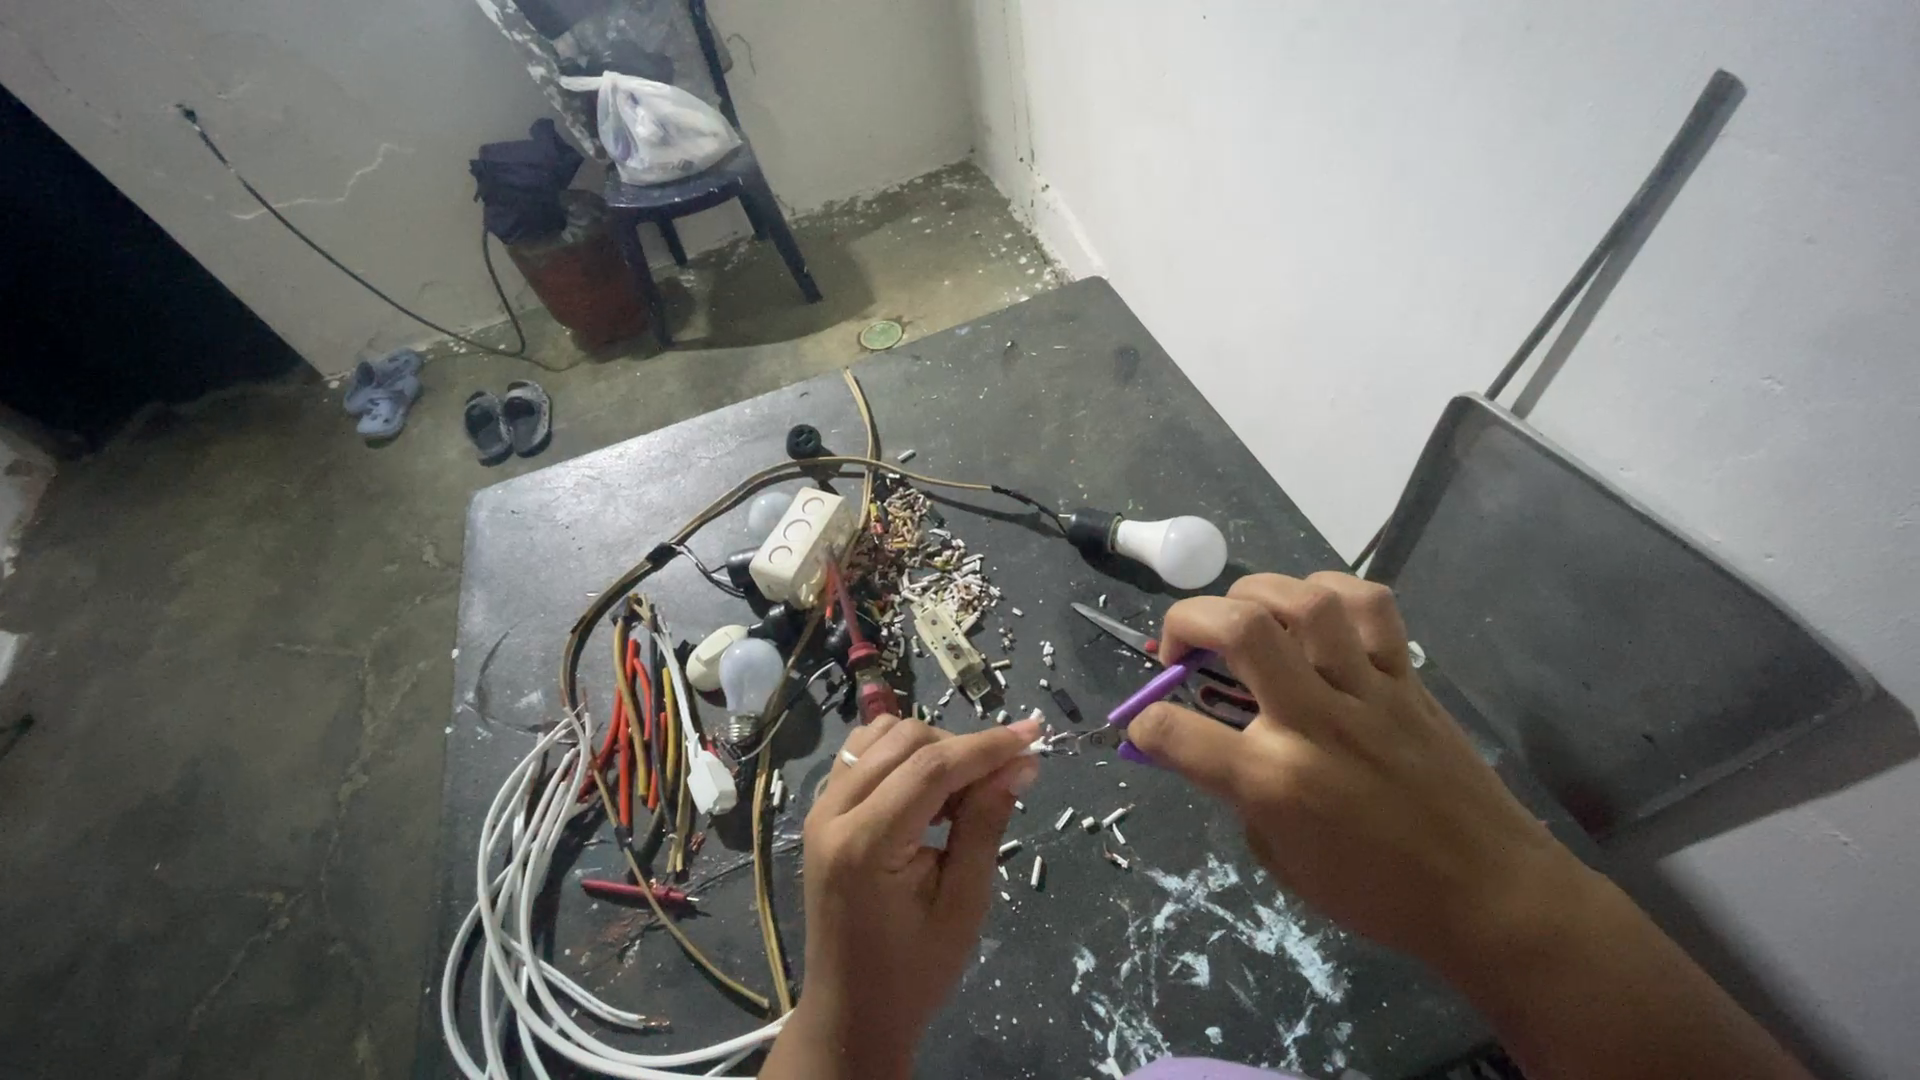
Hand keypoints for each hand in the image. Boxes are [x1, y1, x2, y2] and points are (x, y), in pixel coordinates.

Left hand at [763, 714, 1040, 1079]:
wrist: (851, 1011)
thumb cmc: (914, 970)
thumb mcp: (964, 904)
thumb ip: (986, 823)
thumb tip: (1022, 763)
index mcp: (865, 844)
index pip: (931, 767)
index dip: (987, 746)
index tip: (1034, 734)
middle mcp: (832, 812)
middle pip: (906, 740)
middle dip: (961, 748)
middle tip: (999, 782)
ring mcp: (820, 807)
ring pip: (881, 735)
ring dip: (930, 746)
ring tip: (960, 791)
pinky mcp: (821, 809)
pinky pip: (862, 752)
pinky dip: (900, 752)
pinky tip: (926, 787)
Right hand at [1126, 572, 1579, 970]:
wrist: (1494, 897)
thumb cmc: (1376, 891)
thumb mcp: (1280, 858)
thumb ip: (1234, 791)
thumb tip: (1204, 743)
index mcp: (1273, 781)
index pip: (1175, 733)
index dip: (1144, 725)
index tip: (1147, 727)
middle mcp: (1313, 721)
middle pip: (1236, 628)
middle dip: (1184, 621)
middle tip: (1180, 646)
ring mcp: (1366, 692)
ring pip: (1304, 600)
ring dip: (1253, 593)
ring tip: (1243, 617)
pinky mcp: (1407, 679)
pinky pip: (1370, 606)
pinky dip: (1329, 592)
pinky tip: (1313, 613)